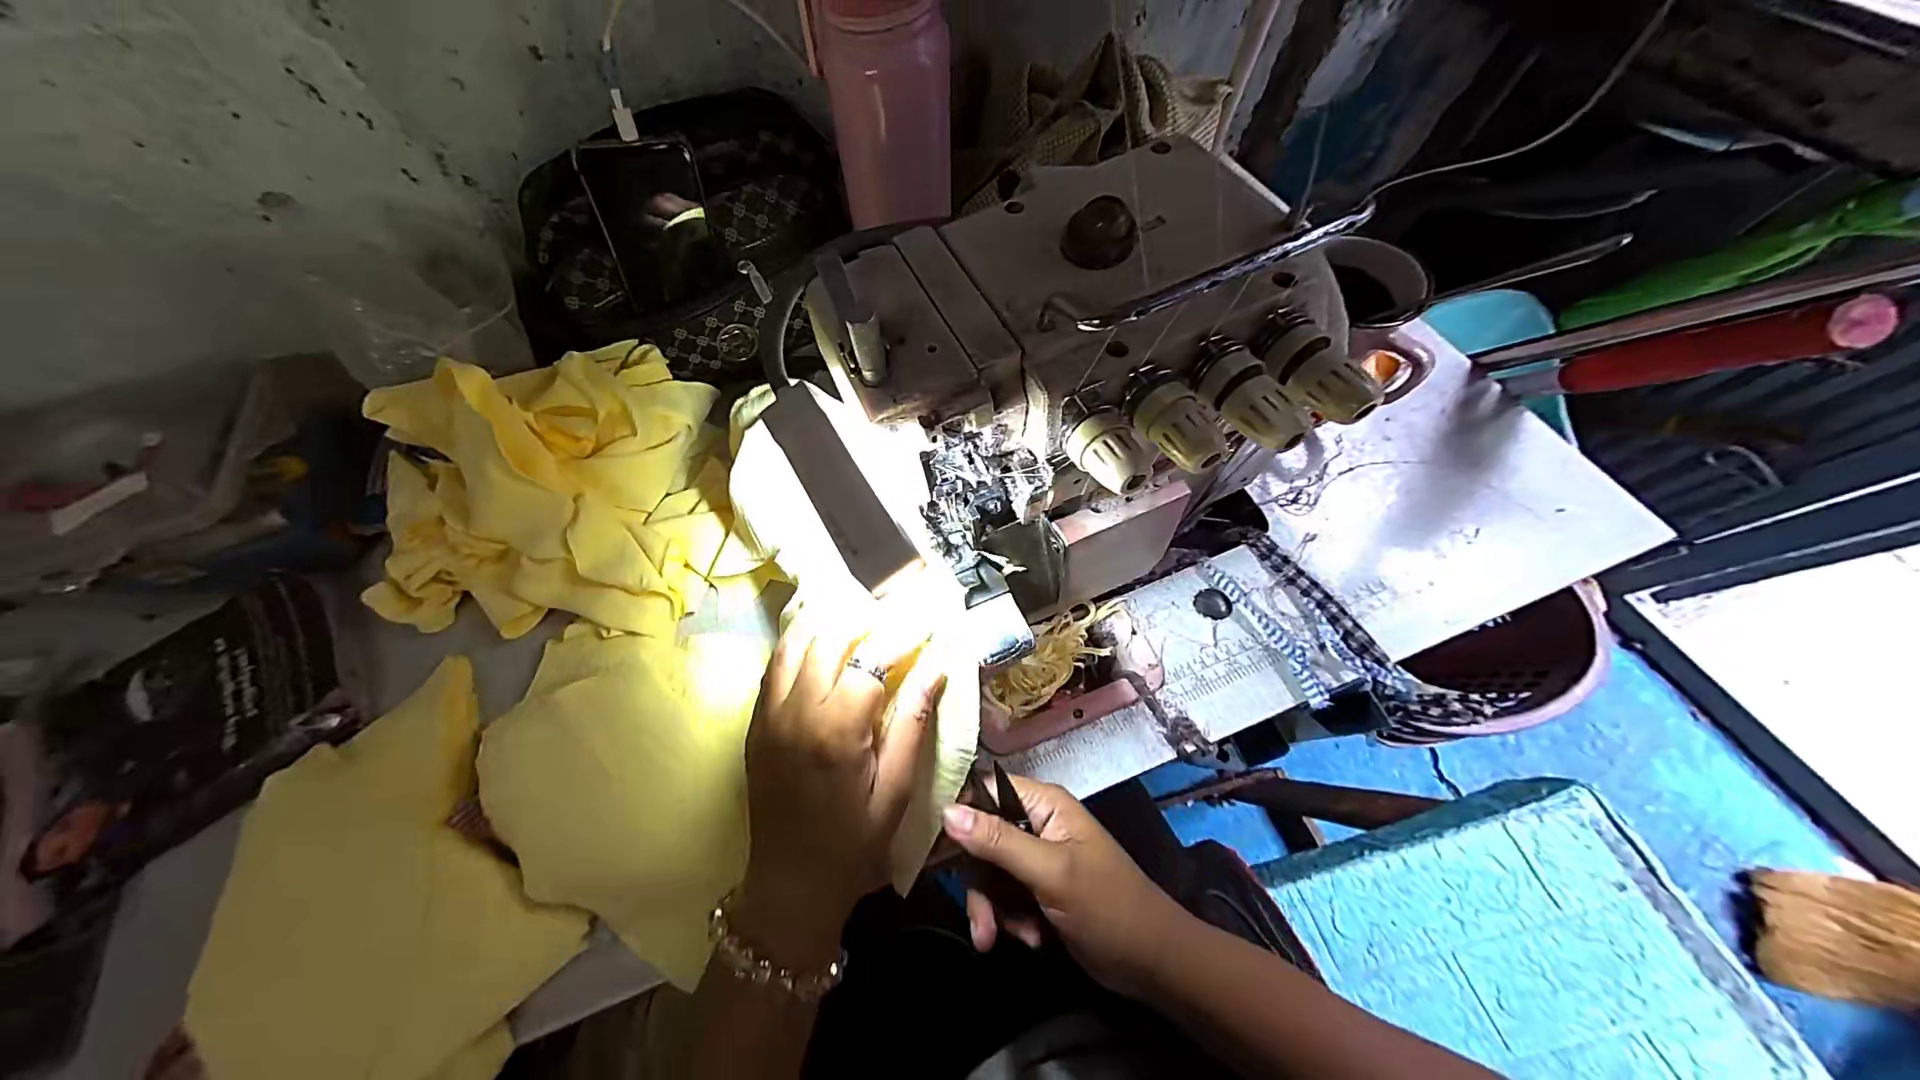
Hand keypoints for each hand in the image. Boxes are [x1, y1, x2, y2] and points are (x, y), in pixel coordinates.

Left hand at [738, 614, 945, 963]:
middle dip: (865, 622)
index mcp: (837, 730)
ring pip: (795, 644)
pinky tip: (820, 645)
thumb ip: (912, 724)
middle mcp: (797, 712)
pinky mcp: (755, 724)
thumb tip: (935, 669)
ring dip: (828, 626)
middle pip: (829, 640)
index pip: (871, 658)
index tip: (925, 624)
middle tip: (894, 621)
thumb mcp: (896, 791)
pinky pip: (775, 667)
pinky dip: (799, 646)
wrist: (789, 886)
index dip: (901, 636)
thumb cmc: (853, 844)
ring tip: (858, 623)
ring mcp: (769, 715)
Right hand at [941, 775, 1195, 997]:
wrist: (1152, 963)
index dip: (959, 815)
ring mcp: (1037, 857)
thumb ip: (998, 841)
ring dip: (994, 908)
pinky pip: (1004, 896)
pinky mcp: (1038, 888)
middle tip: (983, 923)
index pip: (985, 790)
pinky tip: (1030, 939)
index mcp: (1044, 803)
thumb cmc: (1108, 907)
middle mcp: (1037, 823)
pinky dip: (1009, 919)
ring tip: (1005, 939)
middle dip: (980, 883)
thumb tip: (947, 810)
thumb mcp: (1051, 873)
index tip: (935, 849)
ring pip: (989, 872)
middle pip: (981, 838)